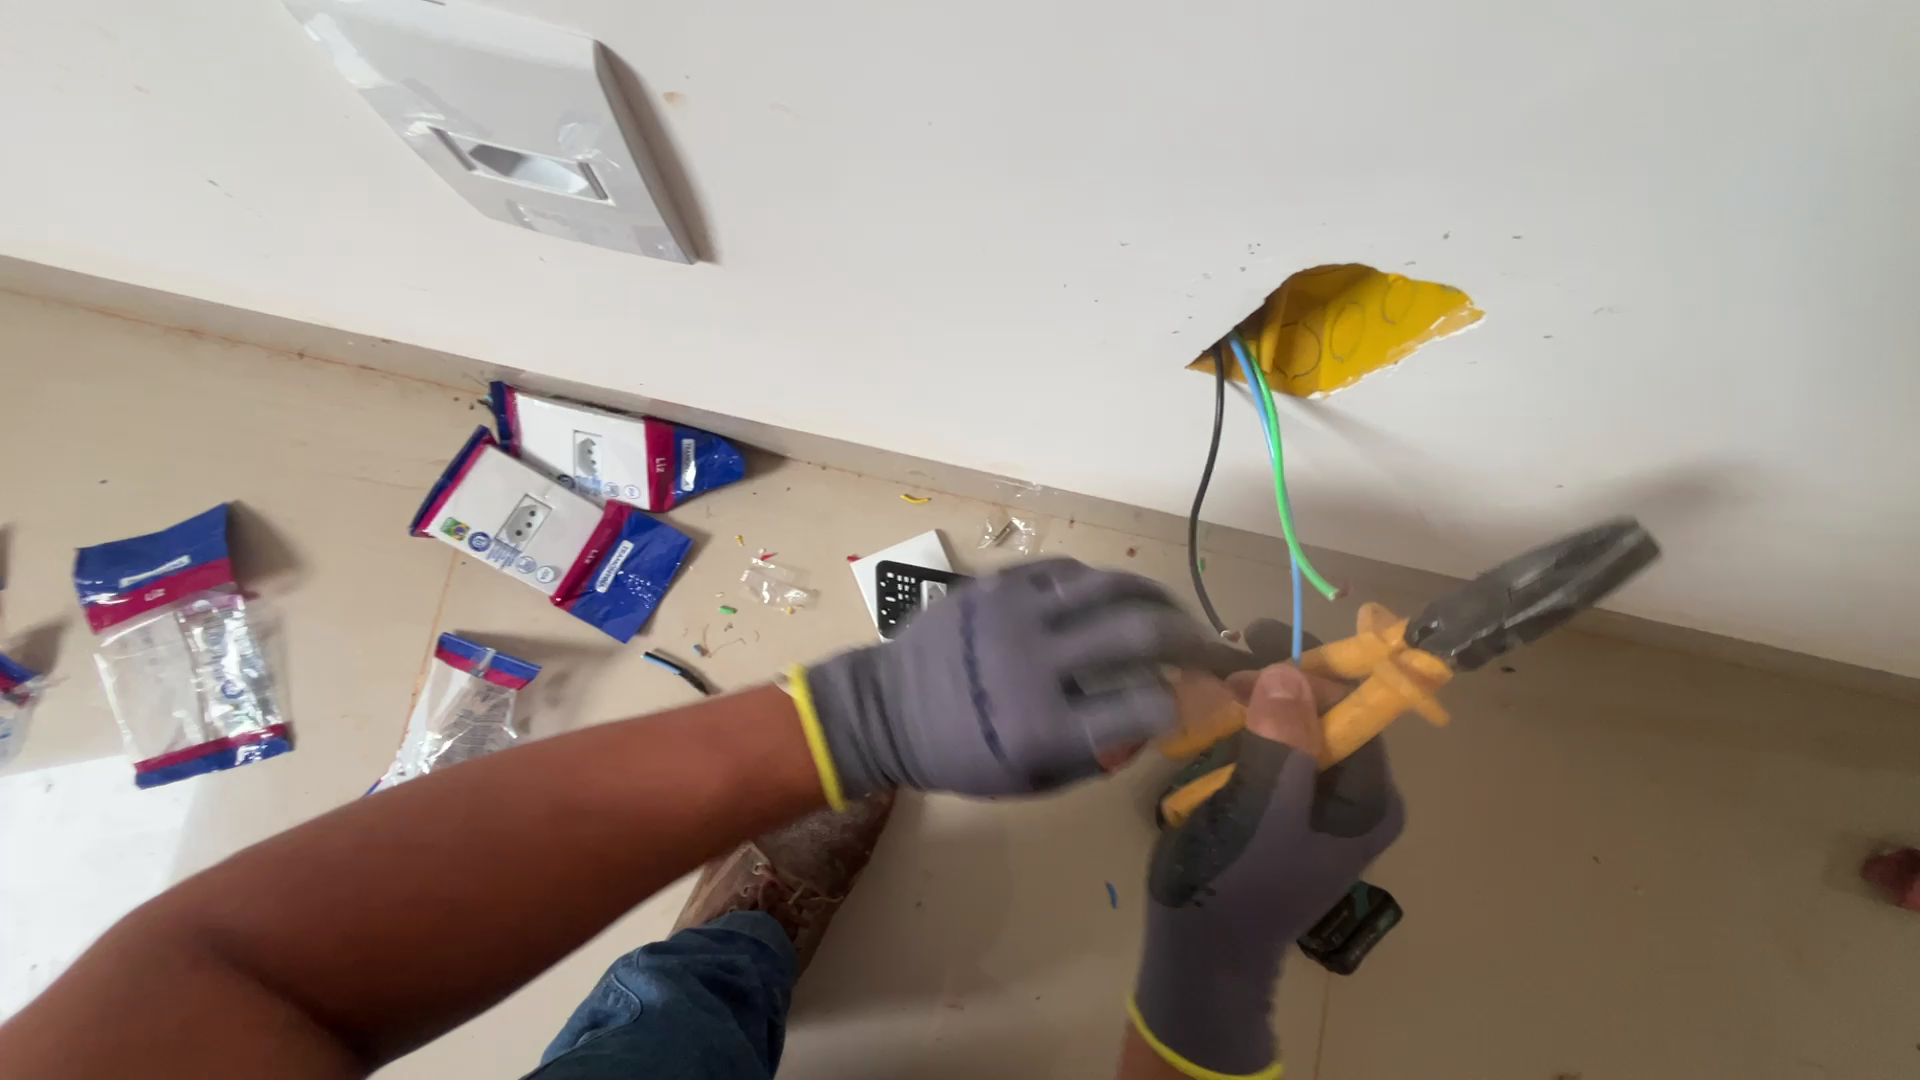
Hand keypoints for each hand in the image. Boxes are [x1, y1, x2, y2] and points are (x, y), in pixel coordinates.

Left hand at [798, 558, 1223, 798]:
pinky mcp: (996, 583)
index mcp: (1042, 724)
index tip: (1203, 698)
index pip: (1145, 704)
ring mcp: (1014, 611)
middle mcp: (1034, 659)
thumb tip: (1156, 718)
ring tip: (1171, 613)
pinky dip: (1100, 583)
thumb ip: (1096, 755)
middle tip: (1208, 648)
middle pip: (1140, 629)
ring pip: (1109, 584)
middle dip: (1191, 638)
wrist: (886, 708)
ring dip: (1155, 597)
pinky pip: (1066, 569)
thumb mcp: (1029, 780)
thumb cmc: (958, 754)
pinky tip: (1113, 596)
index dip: (1188, 700)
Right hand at [1130, 657, 1403, 1079]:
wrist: (1200, 945)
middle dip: (1275, 676)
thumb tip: (1288, 671)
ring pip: (1287, 721)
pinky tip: (1207, 707)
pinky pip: (1262, 743)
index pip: (1351, 709)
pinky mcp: (1271, 798)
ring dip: (1251, 692)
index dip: (1307, 670)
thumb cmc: (1237, 884)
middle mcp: (1345, 790)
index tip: (1252, 643)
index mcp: (1365, 797)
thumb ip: (1281, 743)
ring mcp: (1306, 794)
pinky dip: (1235, 719)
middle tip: (1225, 654)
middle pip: (1319, 709)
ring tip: (1211, 673)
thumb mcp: (1263, 813)